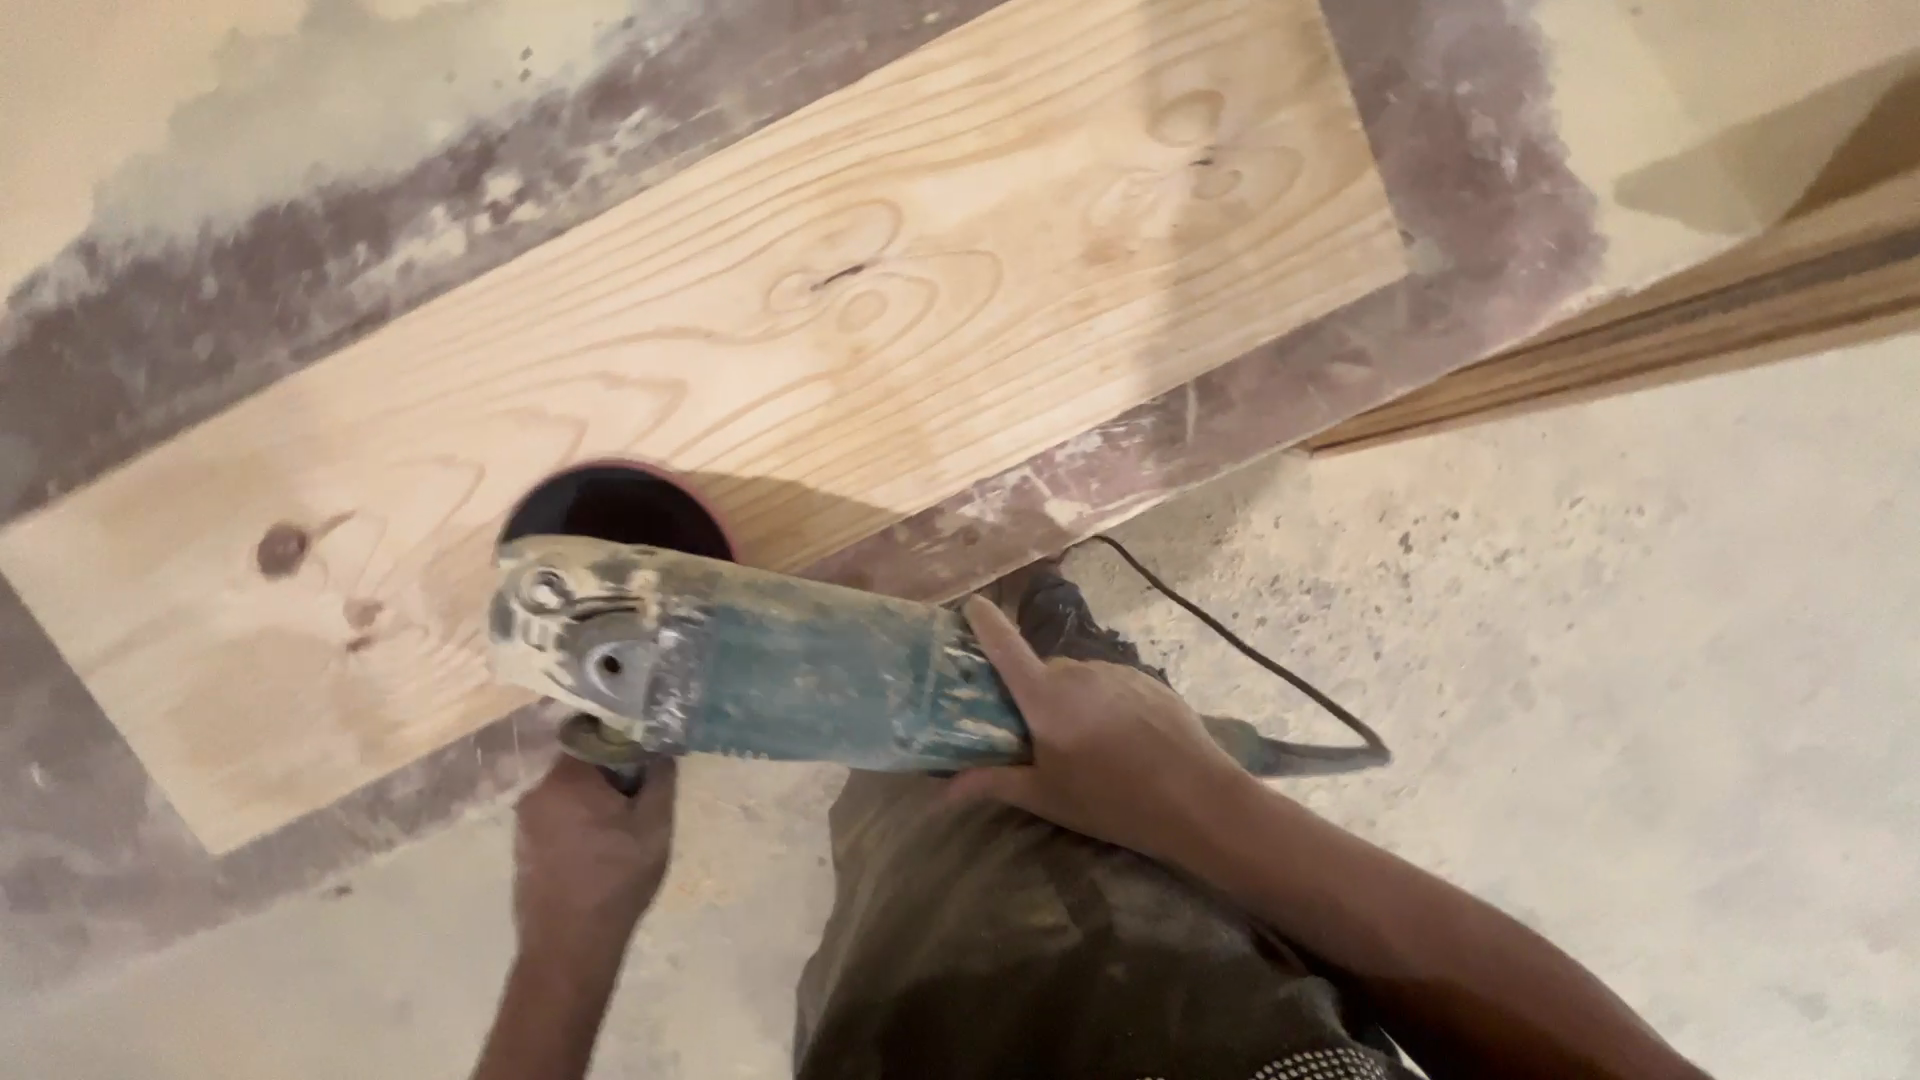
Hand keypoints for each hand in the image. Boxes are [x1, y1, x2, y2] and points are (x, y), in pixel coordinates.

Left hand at [511, 753, 675, 964]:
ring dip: (599, 797)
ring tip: (626, 824)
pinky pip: (559, 813)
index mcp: (565, 778)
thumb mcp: (655, 822)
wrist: (569, 947)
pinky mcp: (524, 845)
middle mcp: (537, 791)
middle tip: (643, 795)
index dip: (629, 740)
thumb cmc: (616, 878)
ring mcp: (525, 820)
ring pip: (572, 788)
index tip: (650, 759)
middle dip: (616, 771)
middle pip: (584, 760)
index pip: (598, 733)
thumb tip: (660, 745)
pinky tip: (602, 845)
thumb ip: (660, 775)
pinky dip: (582, 818)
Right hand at [949, 595, 1258, 862]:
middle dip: (1035, 694)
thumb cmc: (1111, 799)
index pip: (1004, 643)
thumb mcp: (1046, 796)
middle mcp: (1077, 670)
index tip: (971, 605)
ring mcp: (1116, 671)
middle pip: (1042, 670)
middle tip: (1040, 735)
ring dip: (1072, 700)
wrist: (1197, 798)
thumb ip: (992, 783)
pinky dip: (1105, 703)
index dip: (984, 620)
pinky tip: (1122, 740)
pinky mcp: (1147, 679)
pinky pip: (1111, 684)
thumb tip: (940, 792)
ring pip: (1079, 679)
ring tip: (1089, 745)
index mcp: (1045, 694)